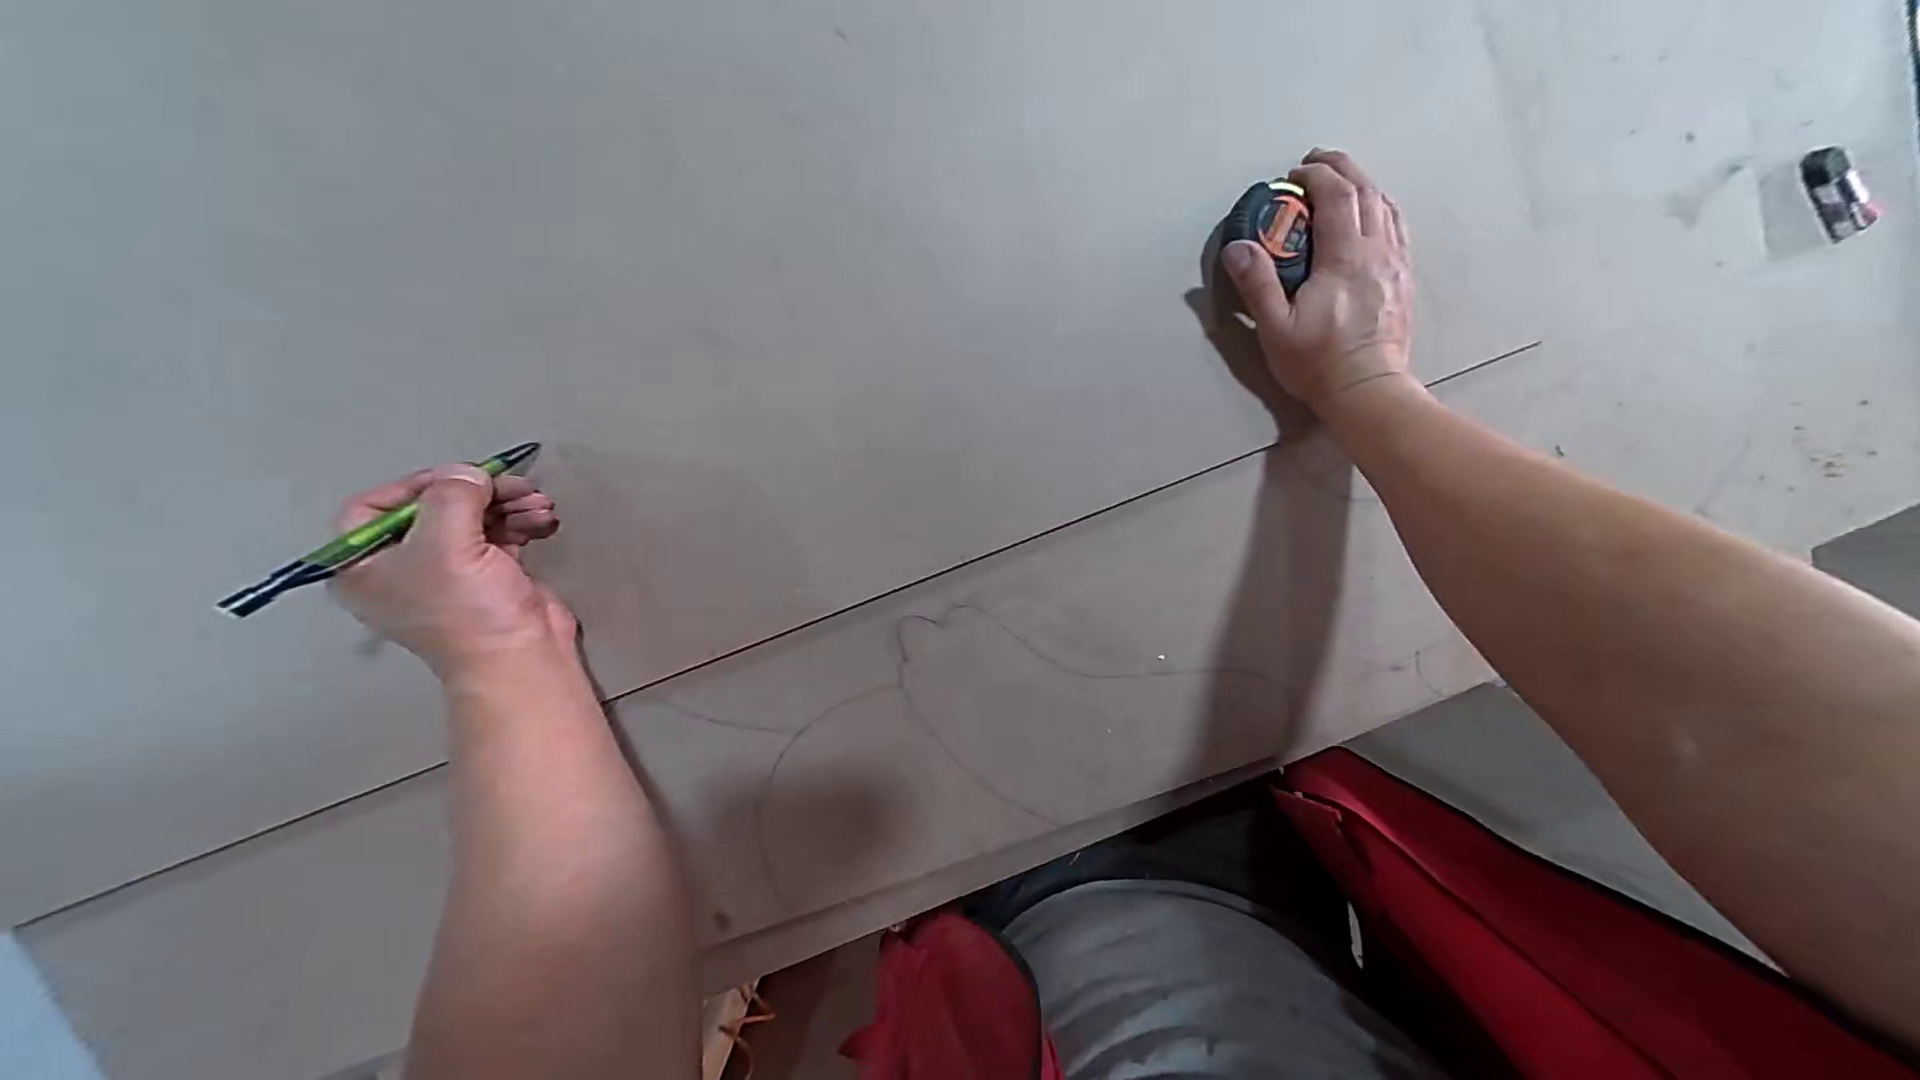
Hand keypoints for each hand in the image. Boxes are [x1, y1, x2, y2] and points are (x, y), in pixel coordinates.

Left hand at [329, 463, 573, 677]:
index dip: (418, 485)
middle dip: (481, 494)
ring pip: (475, 519)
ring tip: (541, 504)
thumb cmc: (469, 607)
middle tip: (517, 485)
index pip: (376, 507)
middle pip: (437, 509)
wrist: (520, 655)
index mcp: (366, 564)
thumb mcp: (447, 543)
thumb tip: (468, 473)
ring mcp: (451, 571)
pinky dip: (522, 521)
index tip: (462, 478)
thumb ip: (452, 496)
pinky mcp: (492, 574)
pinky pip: (501, 535)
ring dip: (510, 505)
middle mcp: (404, 565)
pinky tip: (545, 520)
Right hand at [1220, 148, 1415, 411]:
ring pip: (1386, 205)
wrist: (1367, 388)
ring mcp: (1395, 263)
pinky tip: (1367, 216)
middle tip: (1315, 164)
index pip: (1337, 197)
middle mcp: (1377, 251)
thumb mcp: (1275, 328)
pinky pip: (1396, 227)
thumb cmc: (1318, 362)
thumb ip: (1257, 284)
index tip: (1293, 174)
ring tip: (1340, 184)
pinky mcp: (1402, 278)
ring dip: (1363, 185)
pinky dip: (1379, 208)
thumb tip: (1237, 248)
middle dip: (1341, 169)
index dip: (1315, 176)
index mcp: (1345, 258)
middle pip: (1366, 191)